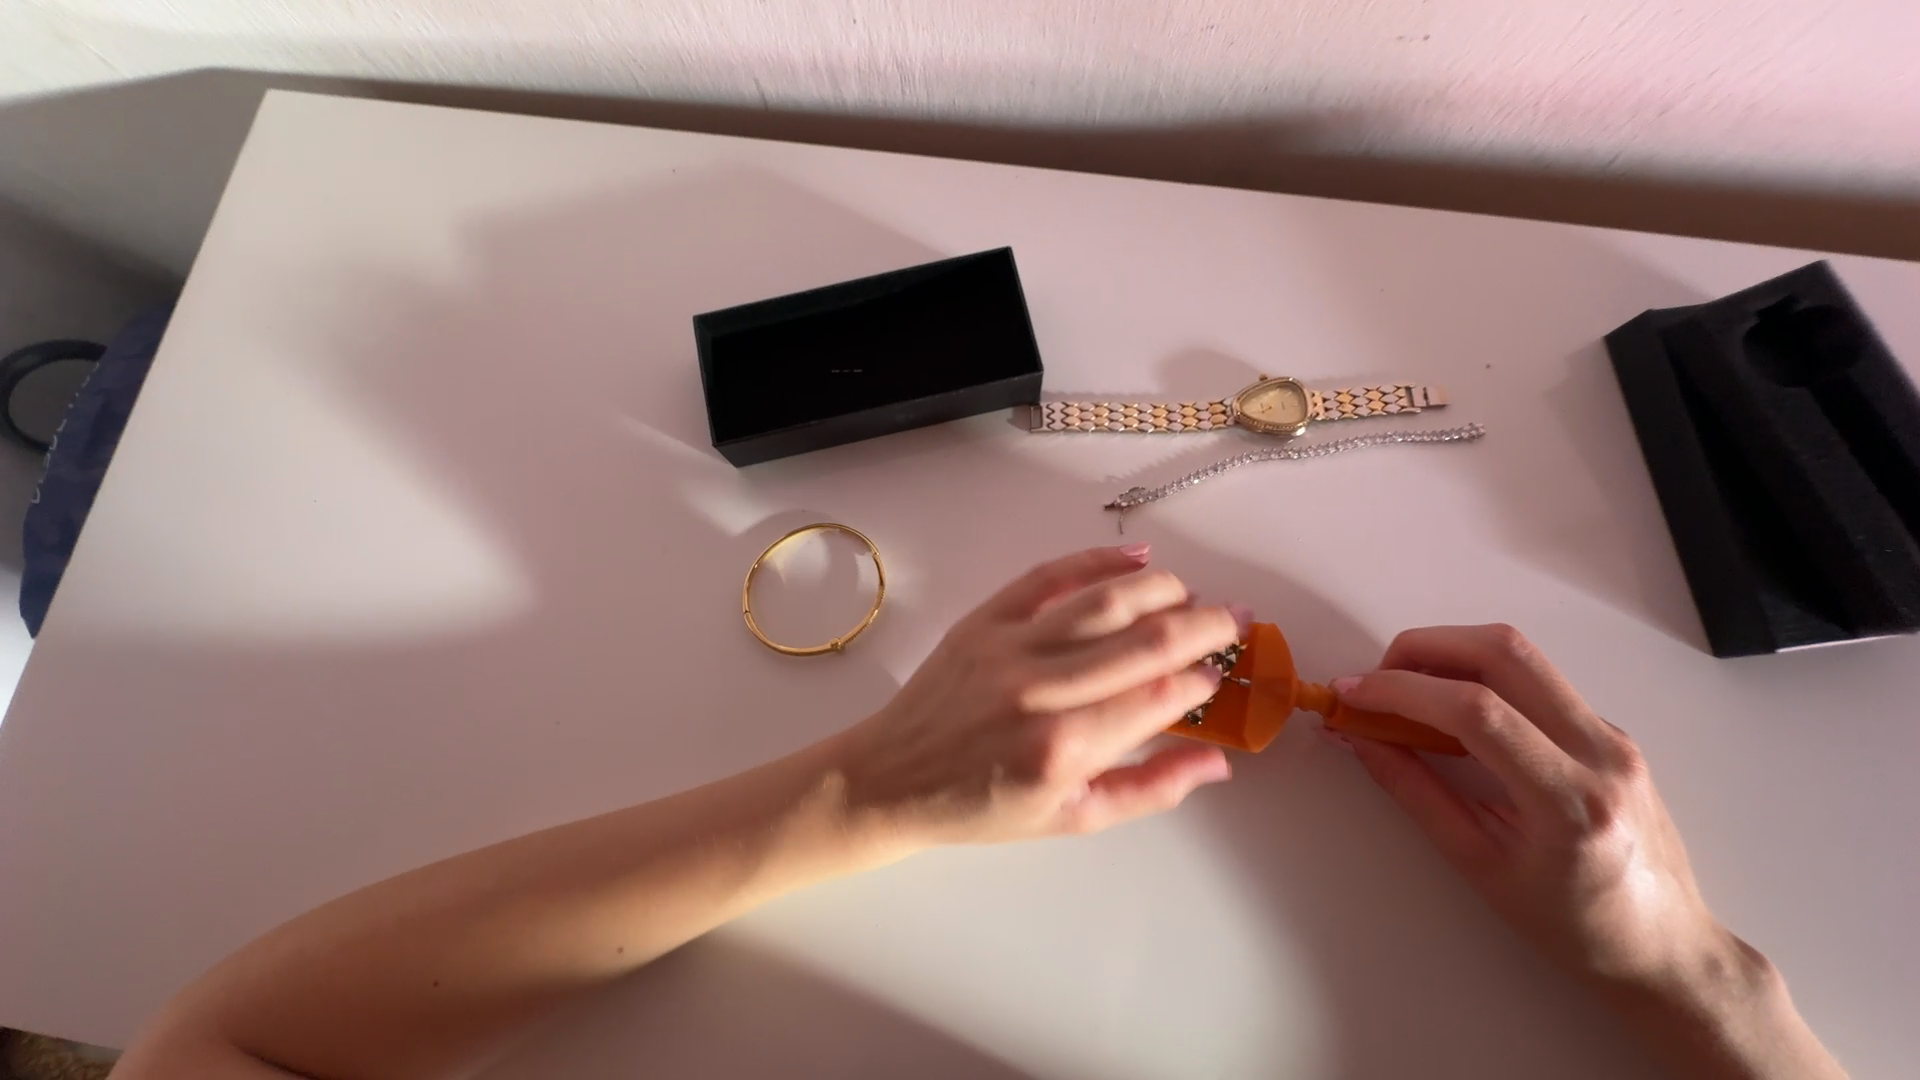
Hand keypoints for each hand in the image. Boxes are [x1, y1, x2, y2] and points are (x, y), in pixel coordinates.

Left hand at [838, 545, 1241, 848]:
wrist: (894, 775)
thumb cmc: (984, 806)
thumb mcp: (1070, 819)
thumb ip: (1148, 789)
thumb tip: (1218, 760)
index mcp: (1064, 748)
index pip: (1157, 698)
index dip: (1199, 680)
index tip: (1218, 675)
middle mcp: (1039, 690)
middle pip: (1143, 642)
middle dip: (1202, 626)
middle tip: (1235, 618)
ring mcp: (1008, 646)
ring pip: (1103, 602)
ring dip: (1160, 590)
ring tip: (1192, 593)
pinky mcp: (983, 619)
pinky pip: (1048, 576)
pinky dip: (1095, 560)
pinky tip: (1136, 558)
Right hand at [1328, 624, 1739, 993]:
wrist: (1668, 946)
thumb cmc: (1567, 921)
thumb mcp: (1475, 861)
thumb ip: (1411, 789)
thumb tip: (1356, 736)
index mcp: (1570, 799)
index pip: (1477, 711)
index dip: (1401, 691)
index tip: (1350, 694)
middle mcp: (1601, 751)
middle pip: (1504, 652)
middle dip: (1423, 647)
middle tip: (1377, 678)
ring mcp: (1612, 734)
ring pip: (1519, 653)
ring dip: (1447, 653)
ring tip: (1405, 690)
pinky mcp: (1607, 729)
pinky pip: (1531, 678)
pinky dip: (1473, 675)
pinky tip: (1446, 711)